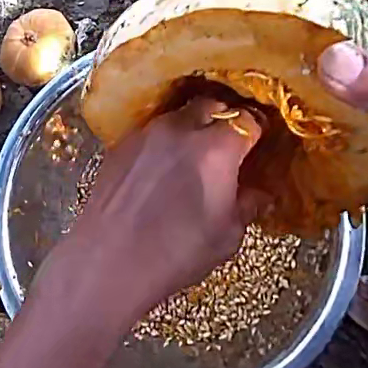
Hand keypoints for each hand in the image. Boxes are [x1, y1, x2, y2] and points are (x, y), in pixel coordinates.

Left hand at [44, 97, 266, 330]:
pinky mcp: (121, 144)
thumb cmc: (176, 253)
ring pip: (179, 115)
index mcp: (216, 148)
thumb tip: (260, 193)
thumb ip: (247, 206)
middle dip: (224, 120)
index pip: (248, 121)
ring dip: (192, 127)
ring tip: (194, 155)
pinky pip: (152, 131)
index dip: (256, 131)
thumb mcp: (226, 236)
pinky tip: (162, 167)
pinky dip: (164, 141)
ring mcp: (147, 133)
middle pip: (212, 106)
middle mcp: (181, 129)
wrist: (108, 260)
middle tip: (228, 145)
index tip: (258, 144)